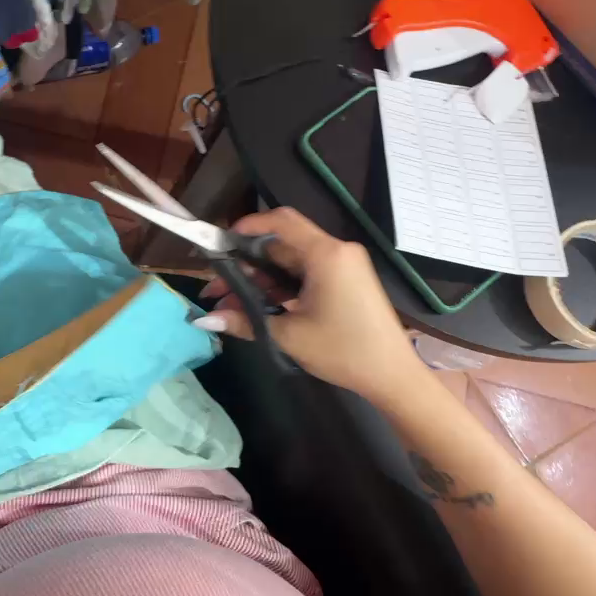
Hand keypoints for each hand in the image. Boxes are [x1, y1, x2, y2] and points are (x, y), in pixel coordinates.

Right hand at [198, 207, 427, 406]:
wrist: (392, 374)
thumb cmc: (343, 350)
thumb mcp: (289, 336)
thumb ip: (244, 320)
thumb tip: (203, 319)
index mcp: (325, 255)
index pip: (281, 222)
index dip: (247, 226)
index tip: (221, 244)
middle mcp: (335, 252)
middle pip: (281, 245)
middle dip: (245, 264)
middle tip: (216, 288)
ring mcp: (341, 266)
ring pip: (289, 262)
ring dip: (259, 278)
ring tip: (229, 302)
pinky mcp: (344, 281)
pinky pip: (304, 274)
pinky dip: (279, 286)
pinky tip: (257, 305)